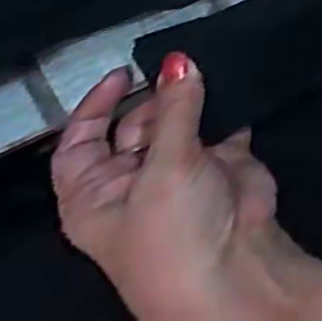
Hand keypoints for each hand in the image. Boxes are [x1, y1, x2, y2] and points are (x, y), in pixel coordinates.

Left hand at [51, 55, 315, 320]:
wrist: (234, 263)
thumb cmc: (172, 229)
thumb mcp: (165, 167)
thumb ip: (176, 109)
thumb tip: (178, 59)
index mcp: (95, 192)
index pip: (80, 142)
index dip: (96, 107)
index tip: (126, 72)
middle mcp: (134, 178)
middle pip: (136, 125)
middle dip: (157, 96)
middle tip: (186, 67)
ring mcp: (182, 168)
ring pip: (183, 120)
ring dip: (196, 95)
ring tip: (213, 65)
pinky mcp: (224, 160)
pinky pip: (224, 123)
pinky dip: (231, 105)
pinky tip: (240, 84)